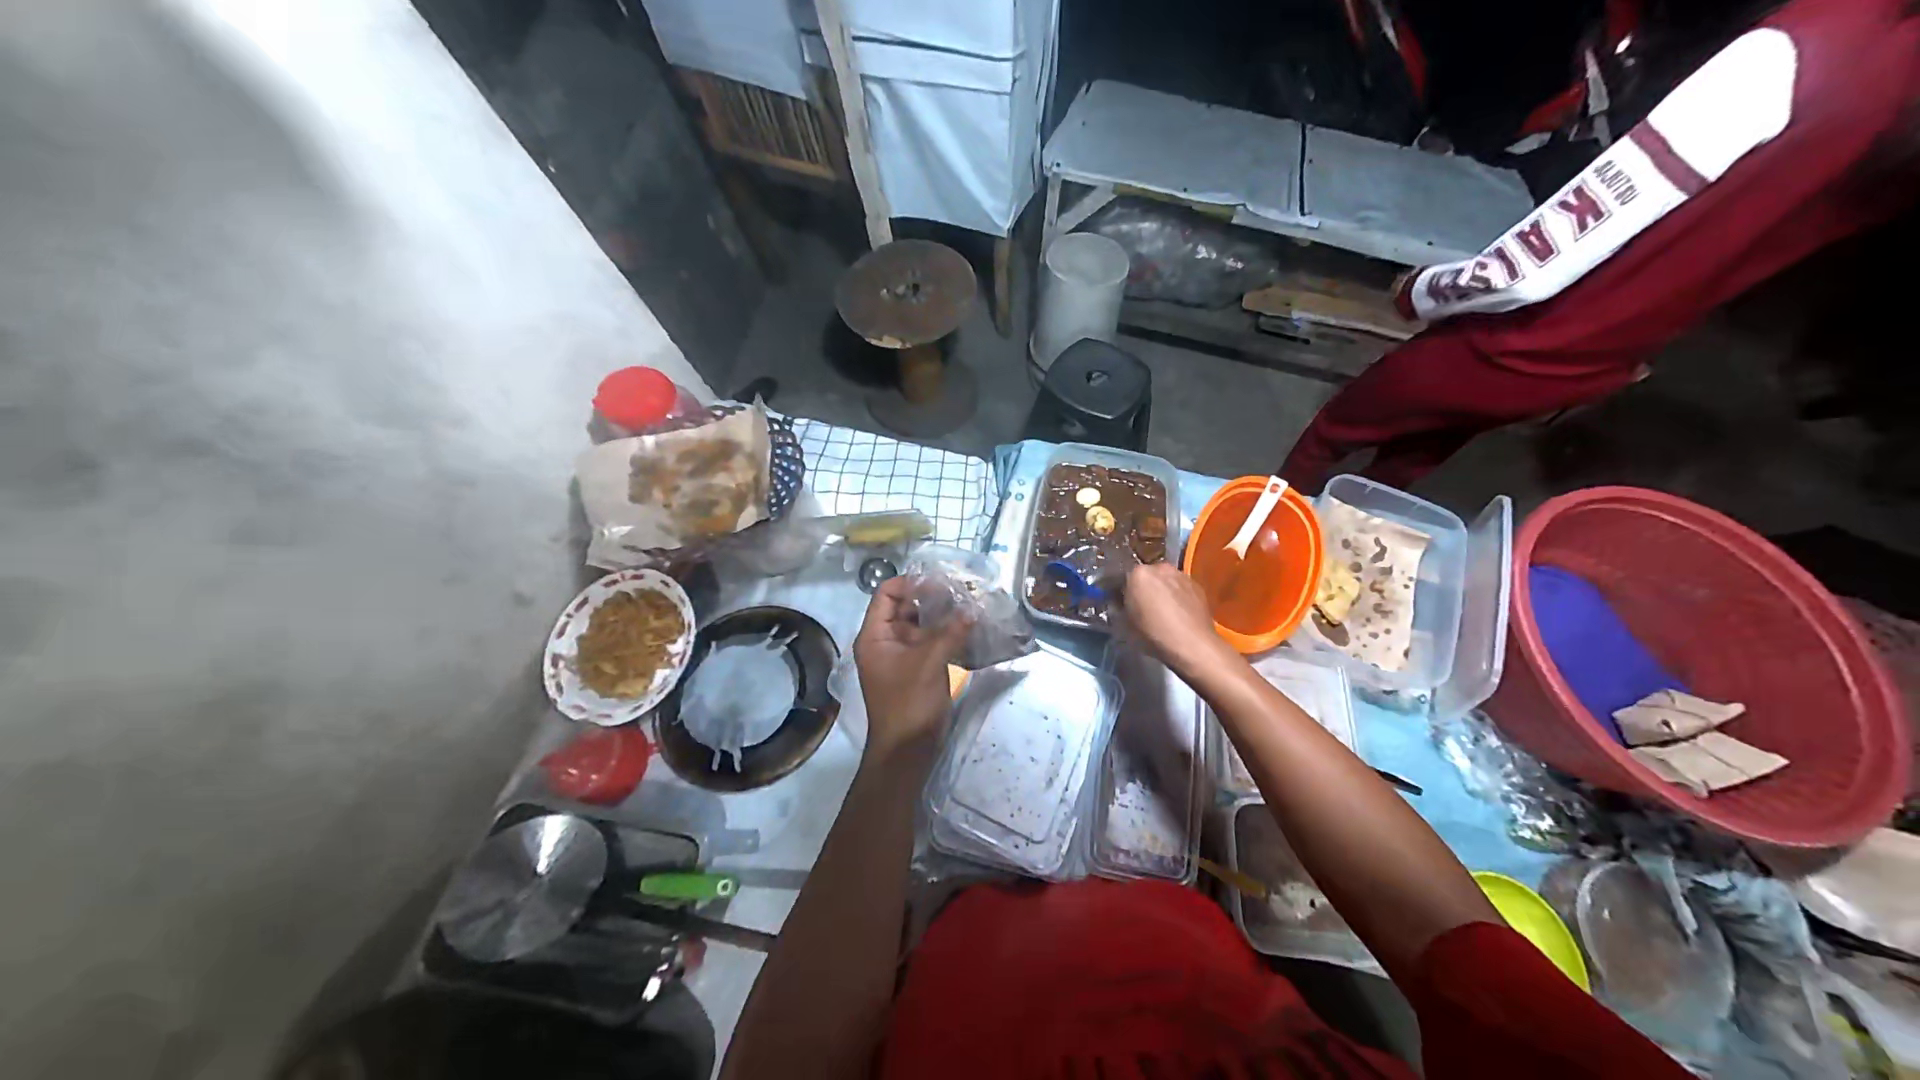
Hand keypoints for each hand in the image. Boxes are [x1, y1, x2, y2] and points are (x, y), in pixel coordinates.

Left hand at [853, 576, 969, 765]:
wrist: (907, 749)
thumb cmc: (908, 703)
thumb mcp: (927, 664)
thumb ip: (949, 633)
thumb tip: (972, 609)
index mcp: (875, 636)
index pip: (886, 594)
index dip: (909, 583)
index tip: (939, 579)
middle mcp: (885, 641)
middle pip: (905, 607)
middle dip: (931, 597)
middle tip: (961, 589)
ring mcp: (902, 656)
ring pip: (920, 625)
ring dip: (941, 616)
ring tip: (969, 604)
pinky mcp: (917, 669)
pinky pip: (930, 642)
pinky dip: (946, 634)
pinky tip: (969, 628)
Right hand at [1120, 563, 1236, 678]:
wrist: (1193, 645)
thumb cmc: (1154, 635)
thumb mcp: (1124, 624)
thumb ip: (1118, 607)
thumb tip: (1118, 603)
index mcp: (1138, 573)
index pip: (1122, 577)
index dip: (1118, 590)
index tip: (1118, 601)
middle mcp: (1160, 568)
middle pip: (1146, 575)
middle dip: (1142, 587)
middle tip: (1141, 605)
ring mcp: (1181, 575)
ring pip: (1165, 580)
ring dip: (1161, 590)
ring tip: (1162, 610)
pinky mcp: (1198, 586)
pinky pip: (1180, 587)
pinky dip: (1177, 595)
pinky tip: (1178, 612)